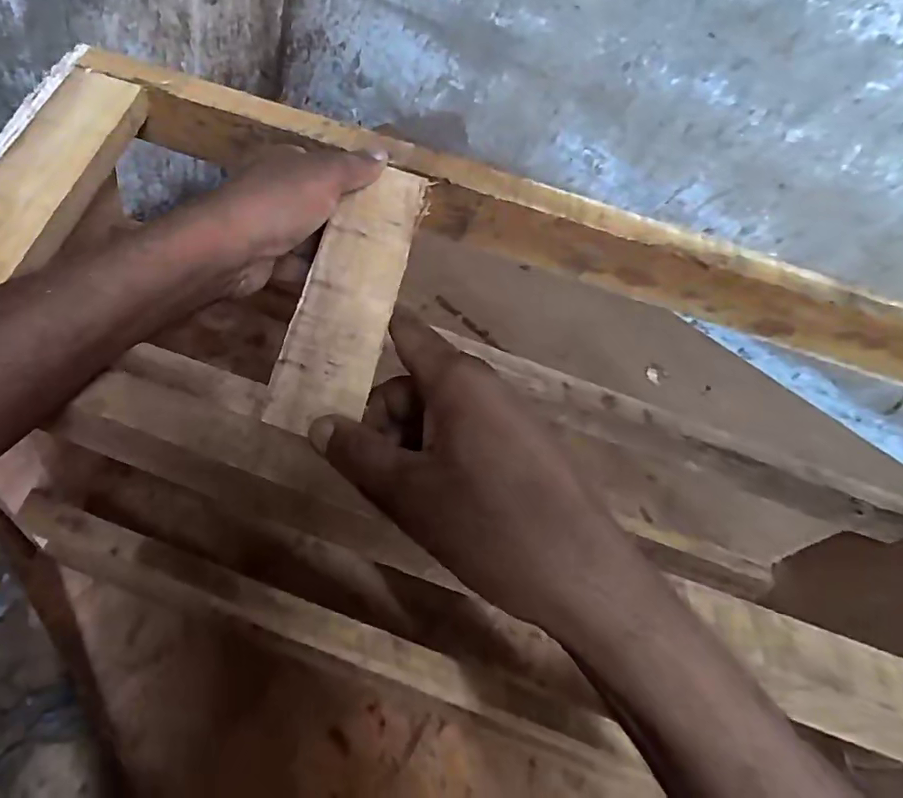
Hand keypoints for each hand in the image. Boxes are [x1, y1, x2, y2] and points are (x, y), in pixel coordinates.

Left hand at [154, 147, 385, 295]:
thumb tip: (382, 152)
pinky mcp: (264, 259)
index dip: (349, 177)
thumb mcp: (324, 176)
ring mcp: (266, 226)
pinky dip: (316, 271)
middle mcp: (273, 190)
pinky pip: (297, 264)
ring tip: (370, 257)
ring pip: (308, 235)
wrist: (229, 250)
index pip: (321, 166)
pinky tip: (343, 279)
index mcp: (285, 162)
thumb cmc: (279, 203)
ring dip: (331, 246)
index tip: (378, 195)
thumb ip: (353, 167)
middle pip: (316, 201)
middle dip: (344, 215)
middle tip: (381, 229)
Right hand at [313, 313, 662, 638]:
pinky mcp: (524, 447)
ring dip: (411, 449)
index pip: (407, 333)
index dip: (373, 328)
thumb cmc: (489, 524)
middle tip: (373, 479)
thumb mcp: (410, 493)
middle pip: (414, 386)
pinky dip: (442, 459)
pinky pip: (467, 436)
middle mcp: (485, 386)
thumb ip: (359, 453)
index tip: (337, 338)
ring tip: (410, 503)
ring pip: (439, 417)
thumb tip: (319, 422)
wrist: (584, 574)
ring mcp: (509, 416)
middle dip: (384, 424)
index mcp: (457, 380)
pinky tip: (444, 507)